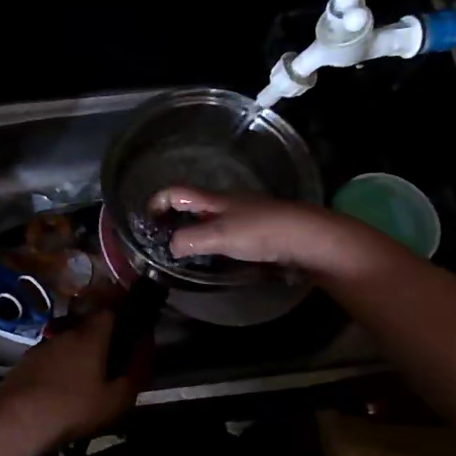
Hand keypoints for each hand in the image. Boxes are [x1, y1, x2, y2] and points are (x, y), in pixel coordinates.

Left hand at [0, 309, 141, 446]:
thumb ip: (137, 371)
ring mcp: (42, 346)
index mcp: (92, 334)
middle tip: (111, 362)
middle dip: (102, 339)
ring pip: (68, 342)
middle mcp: (66, 332)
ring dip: (79, 355)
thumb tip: (145, 348)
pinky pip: (51, 358)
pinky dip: (60, 367)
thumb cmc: (74, 407)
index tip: (132, 332)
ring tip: (85, 379)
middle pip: (89, 326)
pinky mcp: (24, 363)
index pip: (111, 310)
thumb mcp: (117, 398)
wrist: (17, 422)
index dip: (124, 317)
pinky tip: (60, 389)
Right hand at [146, 186, 378, 274]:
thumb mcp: (219, 236)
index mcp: (215, 199)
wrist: (308, 239)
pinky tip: (221, 262)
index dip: (158, 202)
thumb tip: (170, 246)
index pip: (177, 192)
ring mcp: (247, 217)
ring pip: (214, 223)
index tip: (146, 222)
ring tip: (189, 259)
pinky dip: (219, 247)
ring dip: (199, 236)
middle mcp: (229, 203)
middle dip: (177, 222)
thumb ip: (189, 240)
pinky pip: (231, 237)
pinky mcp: (262, 233)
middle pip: (195, 208)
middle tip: (165, 245)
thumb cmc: (260, 232)